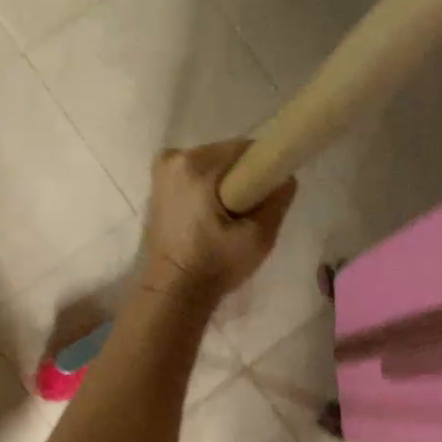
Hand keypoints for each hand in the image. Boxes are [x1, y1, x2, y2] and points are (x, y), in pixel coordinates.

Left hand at [137, 140, 296, 303]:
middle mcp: (173, 158)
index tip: (262, 198)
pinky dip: (204, 191)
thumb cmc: (214, 267)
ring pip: (210, 165)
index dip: (261, 170)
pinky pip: (193, 177)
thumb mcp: (259, 237)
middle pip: (225, 155)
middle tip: (243, 216)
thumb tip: (285, 177)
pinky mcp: (156, 187)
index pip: (245, 149)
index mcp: (195, 166)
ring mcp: (160, 172)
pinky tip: (206, 220)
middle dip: (240, 178)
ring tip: (223, 222)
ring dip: (222, 185)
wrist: (171, 292)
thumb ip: (278, 200)